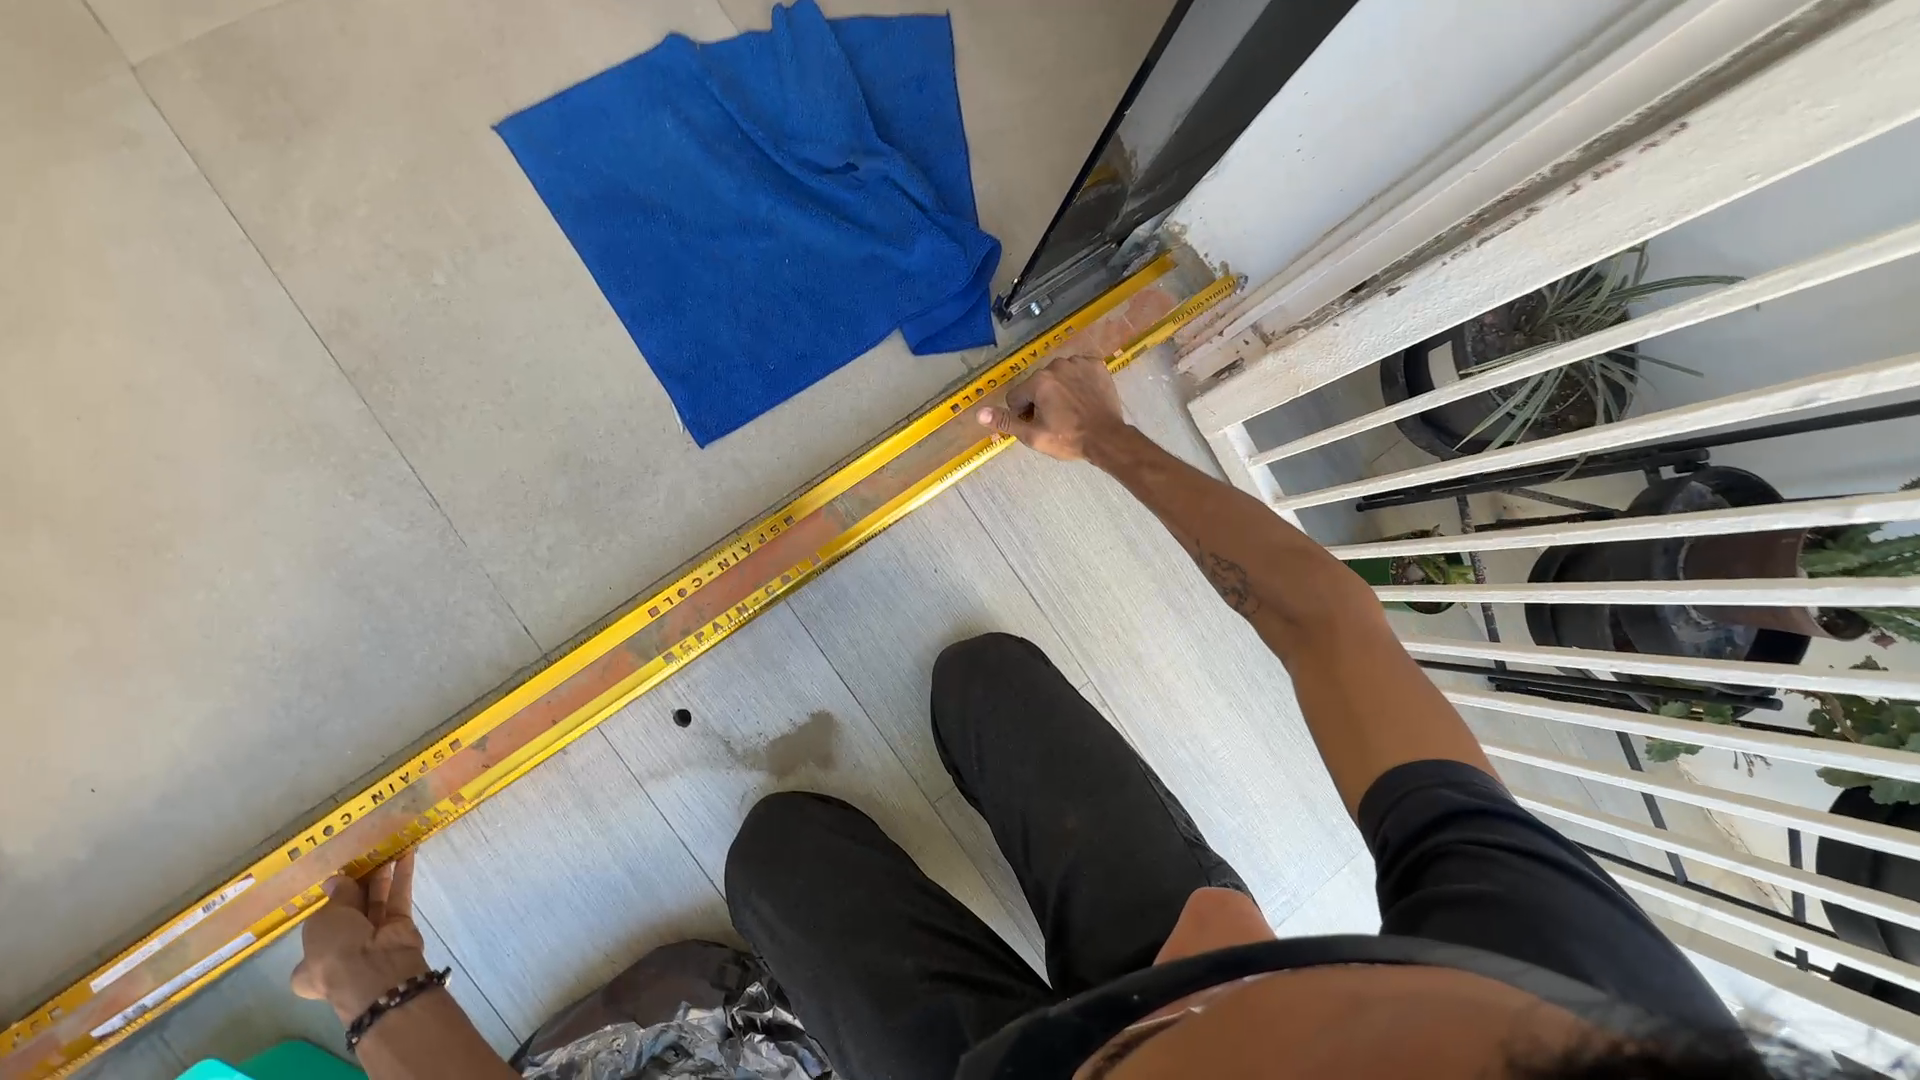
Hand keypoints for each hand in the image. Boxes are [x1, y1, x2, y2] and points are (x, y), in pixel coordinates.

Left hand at [291, 851, 431, 1023]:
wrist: (374, 970)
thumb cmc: (334, 951)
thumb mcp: (323, 922)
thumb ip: (335, 898)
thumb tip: (336, 880)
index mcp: (311, 960)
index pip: (318, 929)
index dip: (326, 905)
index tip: (333, 883)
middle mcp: (342, 950)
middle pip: (350, 911)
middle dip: (356, 886)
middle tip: (362, 859)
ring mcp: (373, 938)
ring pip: (376, 902)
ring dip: (381, 877)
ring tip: (386, 850)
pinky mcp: (399, 927)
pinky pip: (398, 899)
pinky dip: (401, 878)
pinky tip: (407, 855)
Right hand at [975, 354, 1129, 461]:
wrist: (1107, 438)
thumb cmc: (1068, 439)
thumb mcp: (1033, 436)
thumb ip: (1006, 422)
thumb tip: (979, 413)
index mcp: (1038, 382)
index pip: (1017, 397)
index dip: (1024, 414)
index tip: (1039, 425)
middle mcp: (1056, 366)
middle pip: (1037, 385)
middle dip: (1041, 400)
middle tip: (1057, 420)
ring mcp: (1078, 363)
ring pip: (1057, 376)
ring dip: (1059, 390)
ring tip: (1071, 410)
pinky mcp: (1096, 365)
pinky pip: (1078, 370)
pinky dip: (1078, 382)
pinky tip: (1084, 398)